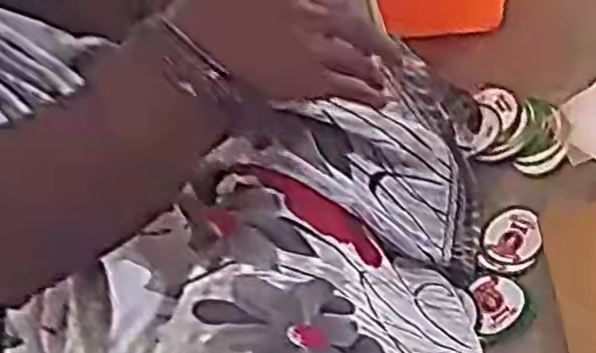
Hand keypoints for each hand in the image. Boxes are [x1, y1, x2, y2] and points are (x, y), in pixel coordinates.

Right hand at [170, 0, 400, 106]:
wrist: (201, 50)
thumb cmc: (213, 15)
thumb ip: (290, 3)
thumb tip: (319, 8)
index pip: (337, 1)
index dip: (355, 9)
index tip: (364, 15)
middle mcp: (306, 16)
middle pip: (360, 31)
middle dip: (382, 45)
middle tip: (394, 54)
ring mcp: (314, 51)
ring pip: (363, 63)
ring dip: (378, 73)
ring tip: (383, 78)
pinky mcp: (316, 81)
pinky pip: (356, 90)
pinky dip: (372, 95)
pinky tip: (379, 98)